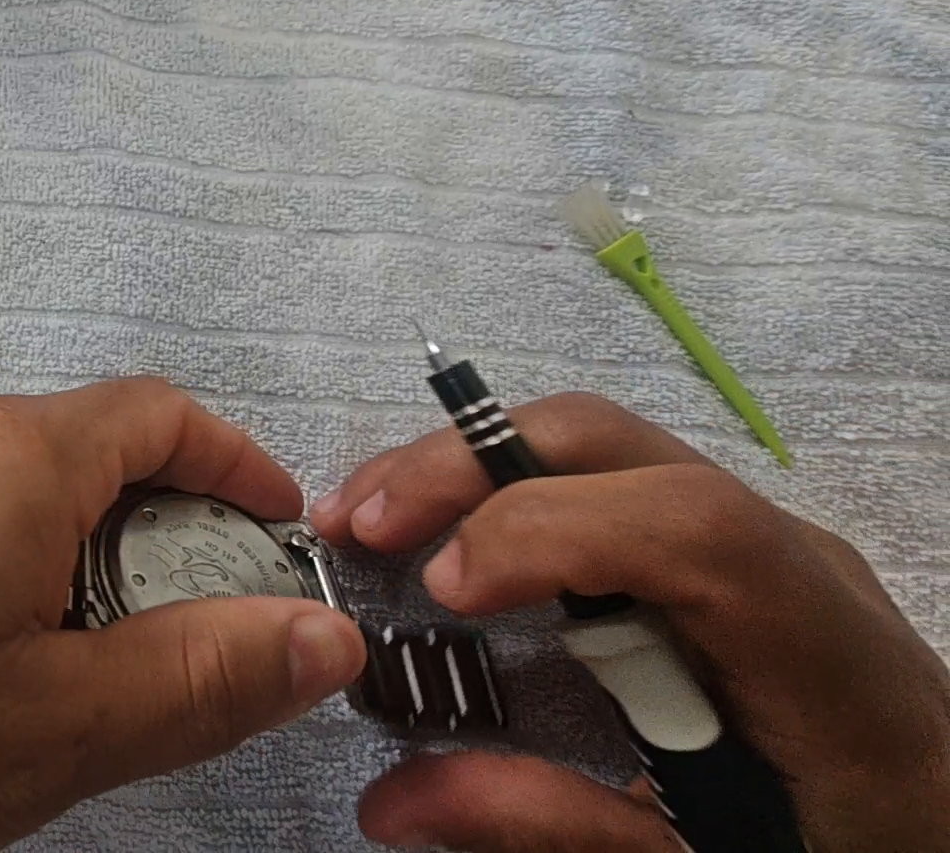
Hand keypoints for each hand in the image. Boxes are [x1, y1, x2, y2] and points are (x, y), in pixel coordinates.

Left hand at [0, 379, 364, 852]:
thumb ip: (204, 674)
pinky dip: (16, 568)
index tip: (281, 532)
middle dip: (170, 525)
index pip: (159, 412)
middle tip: (200, 626)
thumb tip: (324, 639)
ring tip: (99, 659)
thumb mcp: (56, 724)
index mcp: (12, 452)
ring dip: (89, 555)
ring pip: (26, 488)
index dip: (237, 463)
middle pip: (95, 449)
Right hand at [310, 392, 949, 851]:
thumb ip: (554, 826)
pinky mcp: (691, 527)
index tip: (444, 594)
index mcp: (827, 658)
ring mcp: (736, 526)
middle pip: (603, 444)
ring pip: (572, 438)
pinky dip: (473, 478)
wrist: (944, 821)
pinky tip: (417, 519)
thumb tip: (388, 801)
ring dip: (446, 464)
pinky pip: (569, 467)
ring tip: (358, 516)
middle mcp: (784, 556)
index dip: (545, 534)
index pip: (690, 531)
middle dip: (459, 468)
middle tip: (362, 527)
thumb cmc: (852, 850)